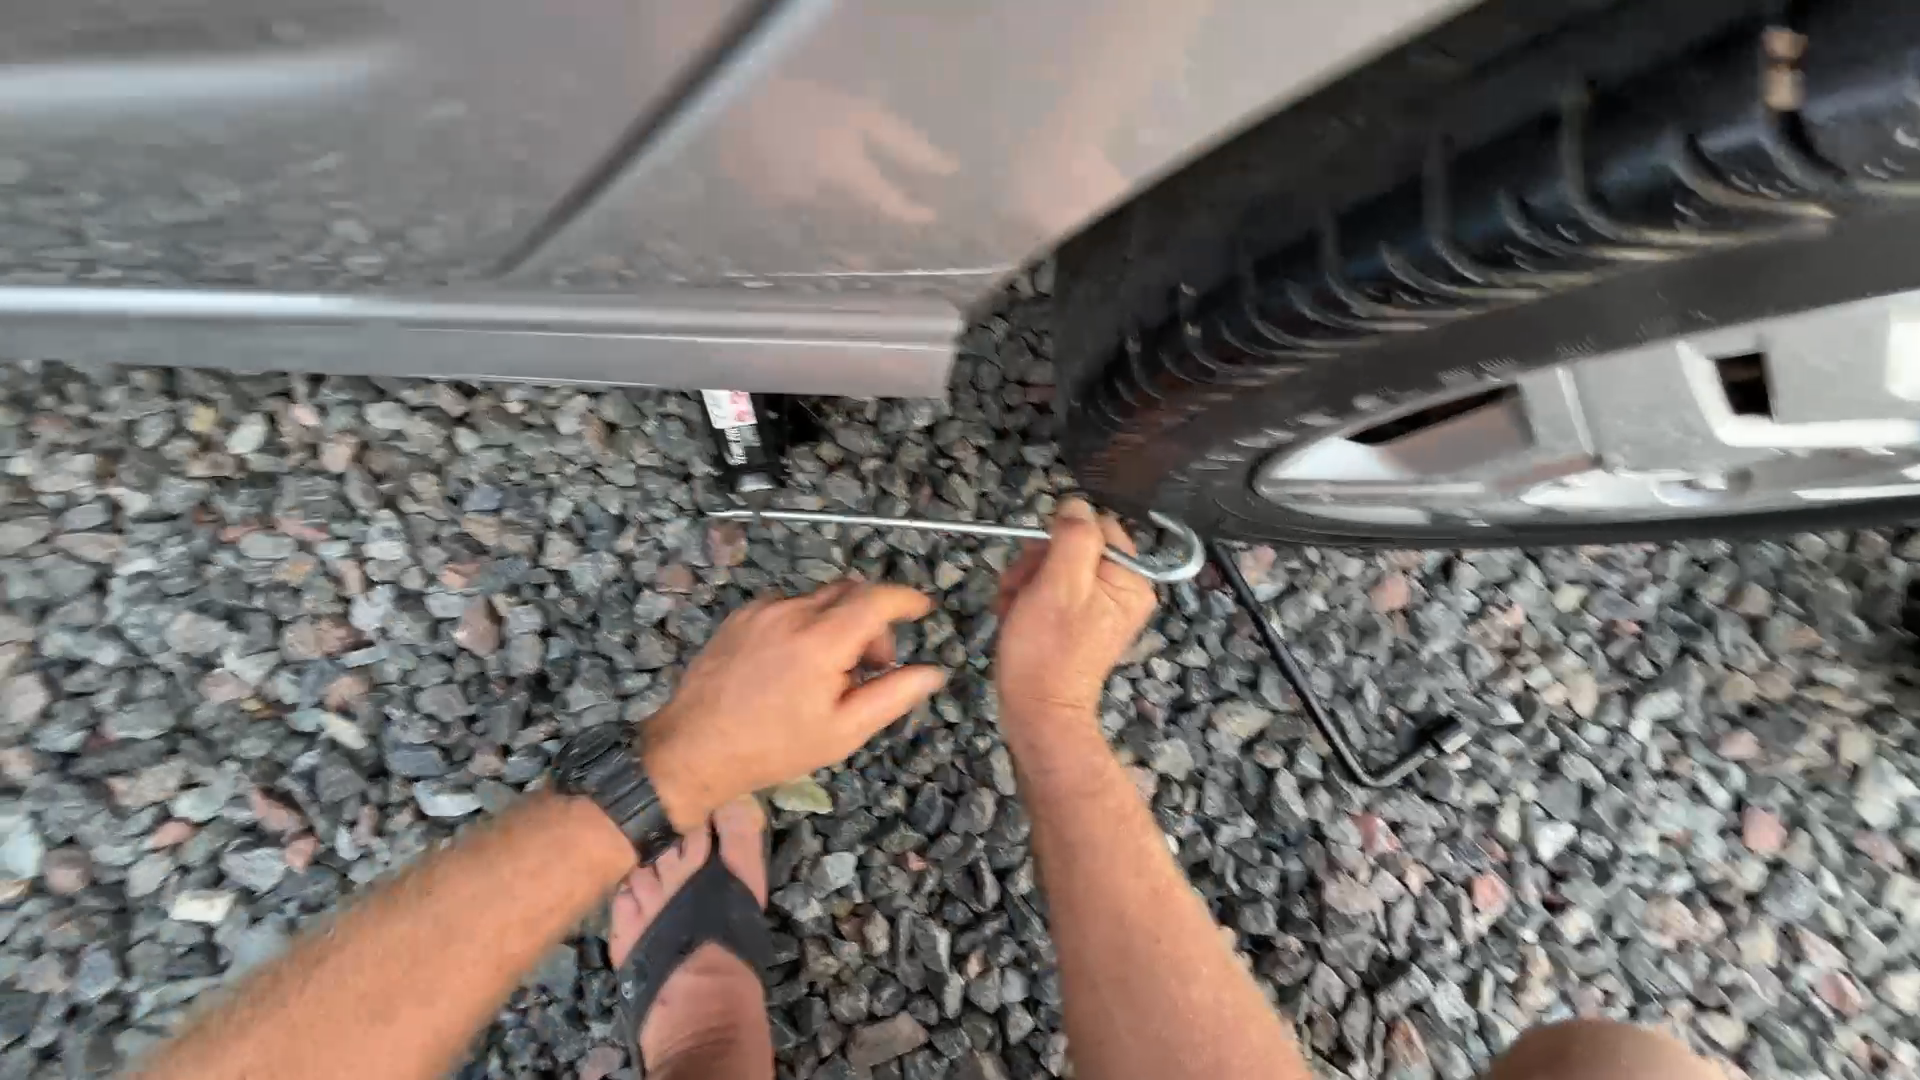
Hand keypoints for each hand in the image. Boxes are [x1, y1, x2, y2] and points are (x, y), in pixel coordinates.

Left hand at [643, 582, 945, 829]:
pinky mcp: (741, 616)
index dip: (906, 599)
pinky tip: (795, 663)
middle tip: (871, 664)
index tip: (922, 609)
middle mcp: (792, 612)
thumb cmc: (774, 747)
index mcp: (821, 641)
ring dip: (839, 622)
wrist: (694, 749)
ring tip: (830, 670)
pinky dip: (807, 623)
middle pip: (851, 593)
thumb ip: (894, 695)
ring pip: (819, 599)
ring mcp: (762, 611)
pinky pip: (788, 605)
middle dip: (873, 620)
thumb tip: (934, 672)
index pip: (877, 599)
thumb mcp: (843, 731)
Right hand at [993, 498, 1157, 741]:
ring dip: (1025, 581)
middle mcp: (1122, 591)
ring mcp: (1099, 608)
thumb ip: (1073, 536)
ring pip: (1054, 567)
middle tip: (1020, 588)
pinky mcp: (1078, 623)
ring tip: (1014, 607)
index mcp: (1130, 578)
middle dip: (1036, 563)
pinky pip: (1050, 591)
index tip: (1038, 562)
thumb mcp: (1059, 583)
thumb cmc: (1046, 650)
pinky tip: (1016, 616)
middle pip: (1073, 546)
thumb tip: (1076, 504)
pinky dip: (1027, 599)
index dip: (1060, 537)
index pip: (1097, 525)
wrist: (1036, 712)